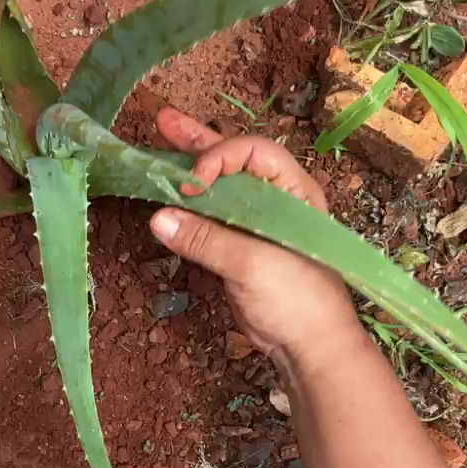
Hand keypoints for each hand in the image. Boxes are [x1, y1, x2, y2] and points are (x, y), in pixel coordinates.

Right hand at [147, 108, 364, 368]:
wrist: (309, 346)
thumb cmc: (297, 300)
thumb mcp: (253, 264)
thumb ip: (206, 239)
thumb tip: (158, 218)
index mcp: (291, 192)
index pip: (251, 153)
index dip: (218, 159)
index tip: (191, 184)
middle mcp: (272, 201)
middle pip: (231, 161)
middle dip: (197, 141)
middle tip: (162, 121)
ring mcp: (251, 225)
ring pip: (215, 188)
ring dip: (185, 168)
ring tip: (157, 141)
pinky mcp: (234, 249)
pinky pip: (206, 220)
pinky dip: (183, 207)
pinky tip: (163, 196)